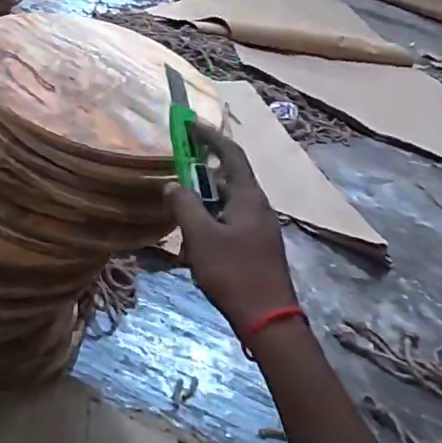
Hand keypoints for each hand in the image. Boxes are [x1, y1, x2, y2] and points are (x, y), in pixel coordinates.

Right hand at [168, 121, 299, 339]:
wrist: (268, 318)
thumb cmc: (234, 273)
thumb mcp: (201, 237)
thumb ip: (185, 206)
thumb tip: (173, 185)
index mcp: (249, 197)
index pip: (230, 154)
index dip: (209, 137)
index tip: (189, 124)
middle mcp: (258, 207)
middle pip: (227, 180)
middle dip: (199, 179)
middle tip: (176, 181)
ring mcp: (259, 229)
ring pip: (225, 207)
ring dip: (202, 210)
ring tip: (182, 231)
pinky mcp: (256, 248)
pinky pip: (228, 226)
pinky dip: (209, 230)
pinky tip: (194, 252)